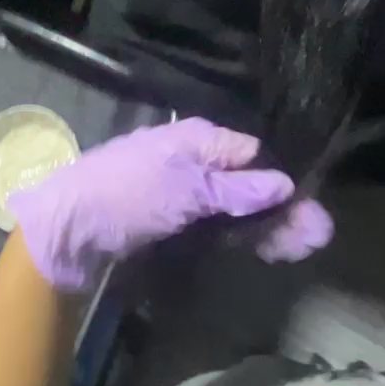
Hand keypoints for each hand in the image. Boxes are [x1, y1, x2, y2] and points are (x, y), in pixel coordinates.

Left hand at [6, 118, 333, 291]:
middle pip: (246, 180)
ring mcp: (179, 187)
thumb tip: (285, 181)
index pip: (252, 153)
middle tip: (315, 240)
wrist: (68, 226)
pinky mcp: (169, 215)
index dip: (281, 181)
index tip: (310, 212)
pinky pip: (213, 220)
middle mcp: (191, 157)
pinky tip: (260, 247)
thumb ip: (235, 189)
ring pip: (232, 203)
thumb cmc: (127, 196)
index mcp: (195, 138)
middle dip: (280, 208)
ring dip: (264, 223)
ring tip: (299, 247)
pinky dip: (236, 233)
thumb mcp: (185, 190)